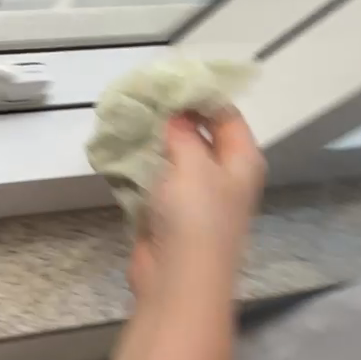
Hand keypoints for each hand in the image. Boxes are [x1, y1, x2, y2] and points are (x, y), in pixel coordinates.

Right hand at [130, 109, 266, 297]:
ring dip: (151, 149)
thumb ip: (183, 136)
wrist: (178, 274)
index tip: (168, 85)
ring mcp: (194, 198)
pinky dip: (138, 175)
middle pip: (199, 139)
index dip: (201, 99)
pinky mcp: (166, 217)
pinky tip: (119, 164)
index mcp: (241, 160)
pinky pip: (152, 186)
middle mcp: (222, 176)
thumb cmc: (195, 217)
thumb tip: (175, 115)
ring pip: (172, 163)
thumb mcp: (192, 166)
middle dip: (172, 123)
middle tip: (141, 106)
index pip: (226, 117)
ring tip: (125, 131)